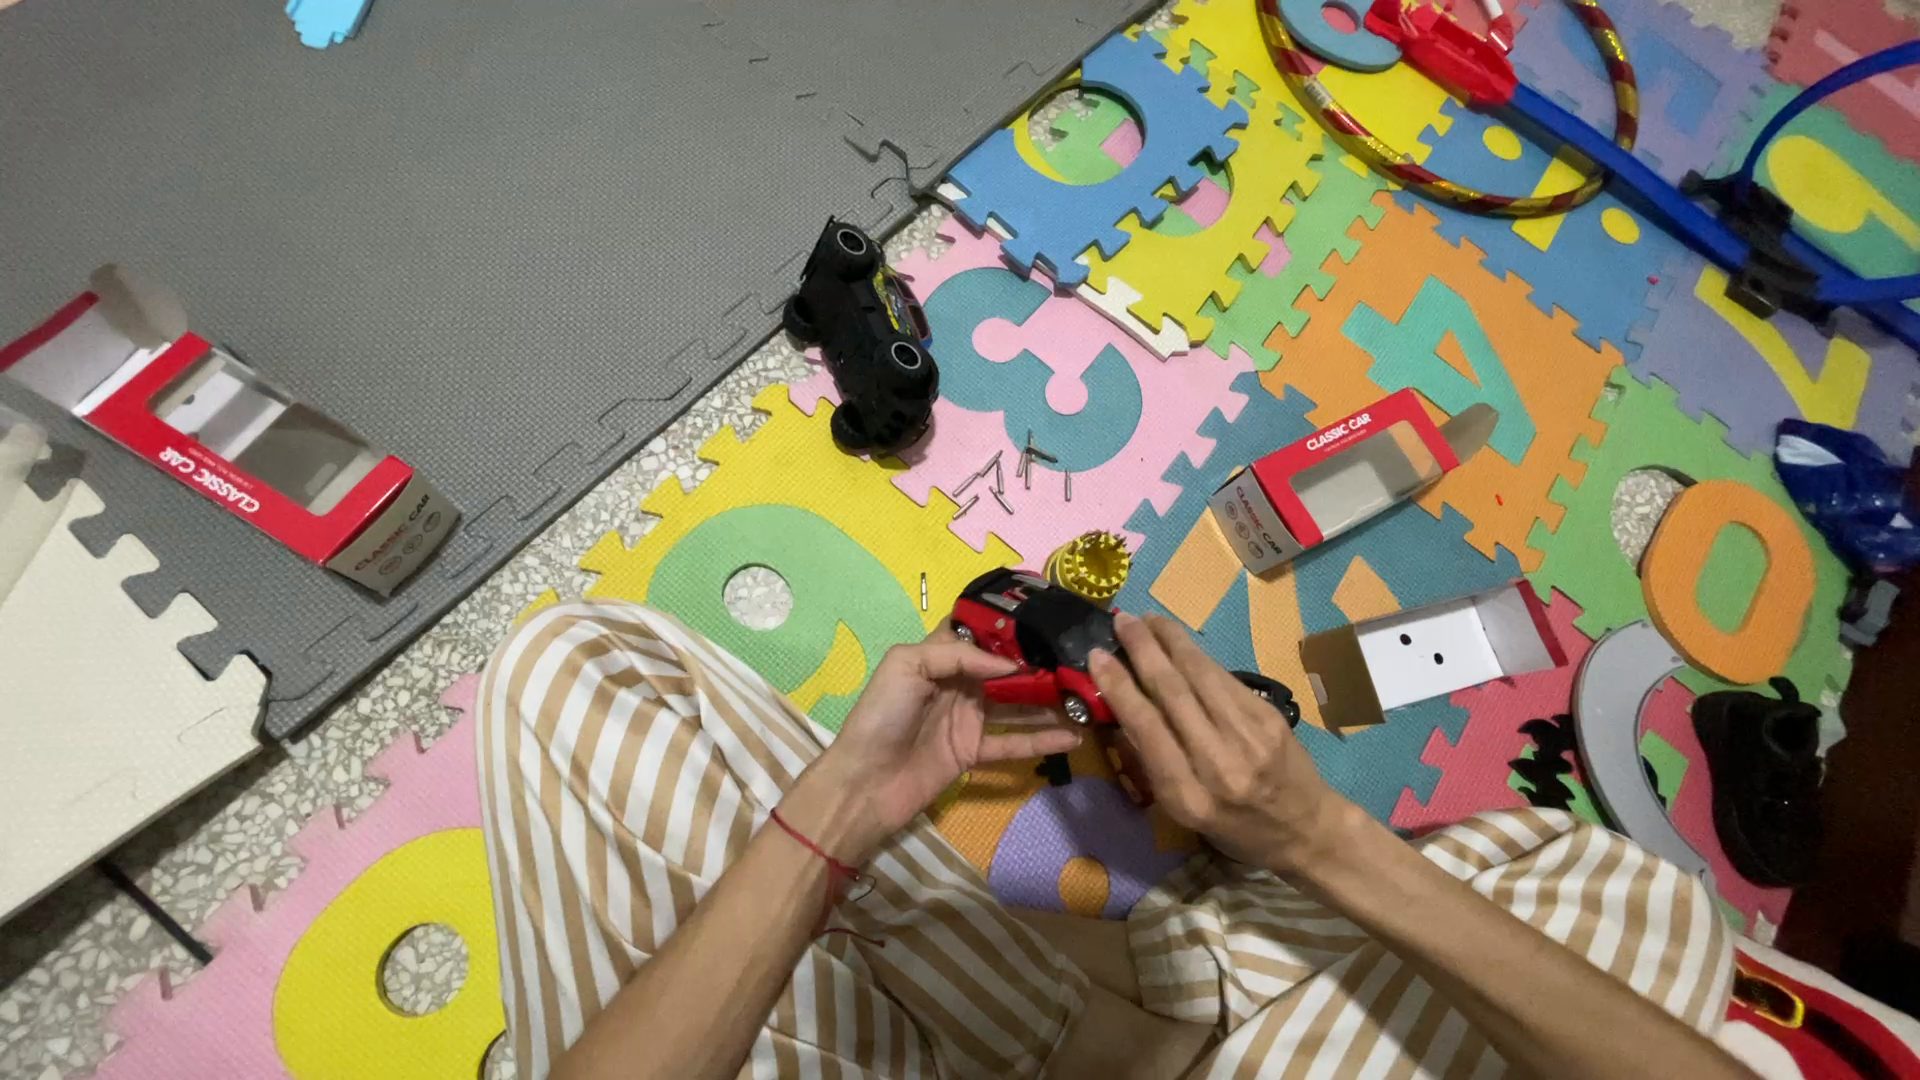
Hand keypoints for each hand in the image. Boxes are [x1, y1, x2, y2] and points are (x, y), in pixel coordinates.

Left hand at [798, 626, 1082, 861]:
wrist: (864, 783)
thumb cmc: (881, 716)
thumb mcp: (907, 666)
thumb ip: (957, 655)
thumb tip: (1010, 663)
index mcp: (938, 657)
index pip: (978, 635)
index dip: (1007, 627)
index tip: (1045, 620)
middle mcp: (957, 684)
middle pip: (1004, 670)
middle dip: (1038, 664)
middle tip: (1077, 658)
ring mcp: (967, 719)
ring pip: (1015, 705)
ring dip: (1047, 701)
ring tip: (1085, 695)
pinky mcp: (973, 752)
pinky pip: (1013, 743)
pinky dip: (1042, 741)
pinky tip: (1073, 737)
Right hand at [1088, 612, 1351, 872]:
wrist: (1307, 830)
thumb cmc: (1233, 827)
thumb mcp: (1181, 811)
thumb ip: (1151, 760)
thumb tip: (1120, 704)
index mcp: (1188, 795)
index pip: (1147, 728)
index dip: (1119, 687)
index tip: (1096, 656)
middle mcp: (1218, 764)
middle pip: (1173, 693)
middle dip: (1143, 650)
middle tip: (1121, 621)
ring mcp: (1249, 737)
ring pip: (1201, 675)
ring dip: (1171, 640)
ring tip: (1148, 619)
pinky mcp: (1269, 717)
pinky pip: (1225, 678)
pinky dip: (1198, 655)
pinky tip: (1180, 640)